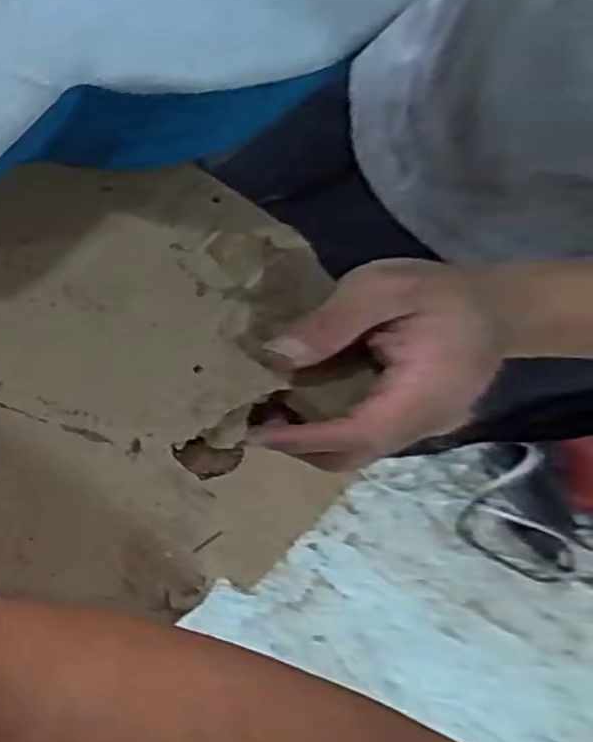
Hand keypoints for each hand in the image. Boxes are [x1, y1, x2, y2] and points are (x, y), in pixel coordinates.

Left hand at [255, 259, 504, 470]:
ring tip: (258, 410)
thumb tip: (277, 357)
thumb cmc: (436, 292)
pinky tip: (284, 406)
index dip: (303, 440)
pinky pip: (353, 439)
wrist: (495, 303)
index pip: (361, 433)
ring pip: (348, 451)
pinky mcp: (403, 422)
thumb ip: (331, 321)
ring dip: (299, 441)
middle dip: (292, 446)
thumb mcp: (381, 287)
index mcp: (429, 390)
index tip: (253, 433)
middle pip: (349, 454)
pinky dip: (314, 432)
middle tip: (245, 418)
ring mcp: (417, 425)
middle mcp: (427, 420)